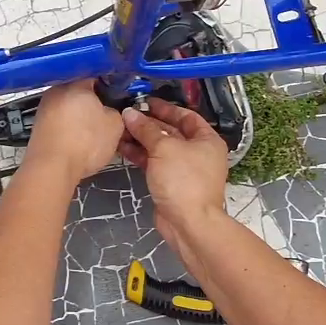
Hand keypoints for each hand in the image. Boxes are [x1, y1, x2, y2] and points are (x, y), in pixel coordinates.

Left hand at [22, 80, 126, 184]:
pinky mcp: (39, 126)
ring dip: (80, 117)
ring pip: (69, 108)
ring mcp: (44, 108)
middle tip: (107, 118)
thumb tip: (110, 111)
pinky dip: (68, 128)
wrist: (52, 167)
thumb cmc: (85, 142)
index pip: (96, 76)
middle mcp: (56, 90)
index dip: (109, 87)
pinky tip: (77, 142)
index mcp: (76, 83)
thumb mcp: (115, 125)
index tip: (117, 99)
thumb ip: (116, 111)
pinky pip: (59, 121)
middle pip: (80, 92)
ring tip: (93, 134)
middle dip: (93, 104)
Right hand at [120, 99, 230, 246]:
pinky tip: (123, 148)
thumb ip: (146, 129)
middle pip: (171, 131)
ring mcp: (183, 169)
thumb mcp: (164, 148)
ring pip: (160, 148)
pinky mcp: (170, 183)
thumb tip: (129, 113)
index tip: (145, 102)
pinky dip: (140, 155)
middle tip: (126, 116)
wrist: (189, 223)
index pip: (186, 116)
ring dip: (140, 139)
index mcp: (206, 140)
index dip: (165, 108)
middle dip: (148, 124)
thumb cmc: (183, 179)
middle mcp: (197, 152)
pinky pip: (154, 163)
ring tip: (119, 130)